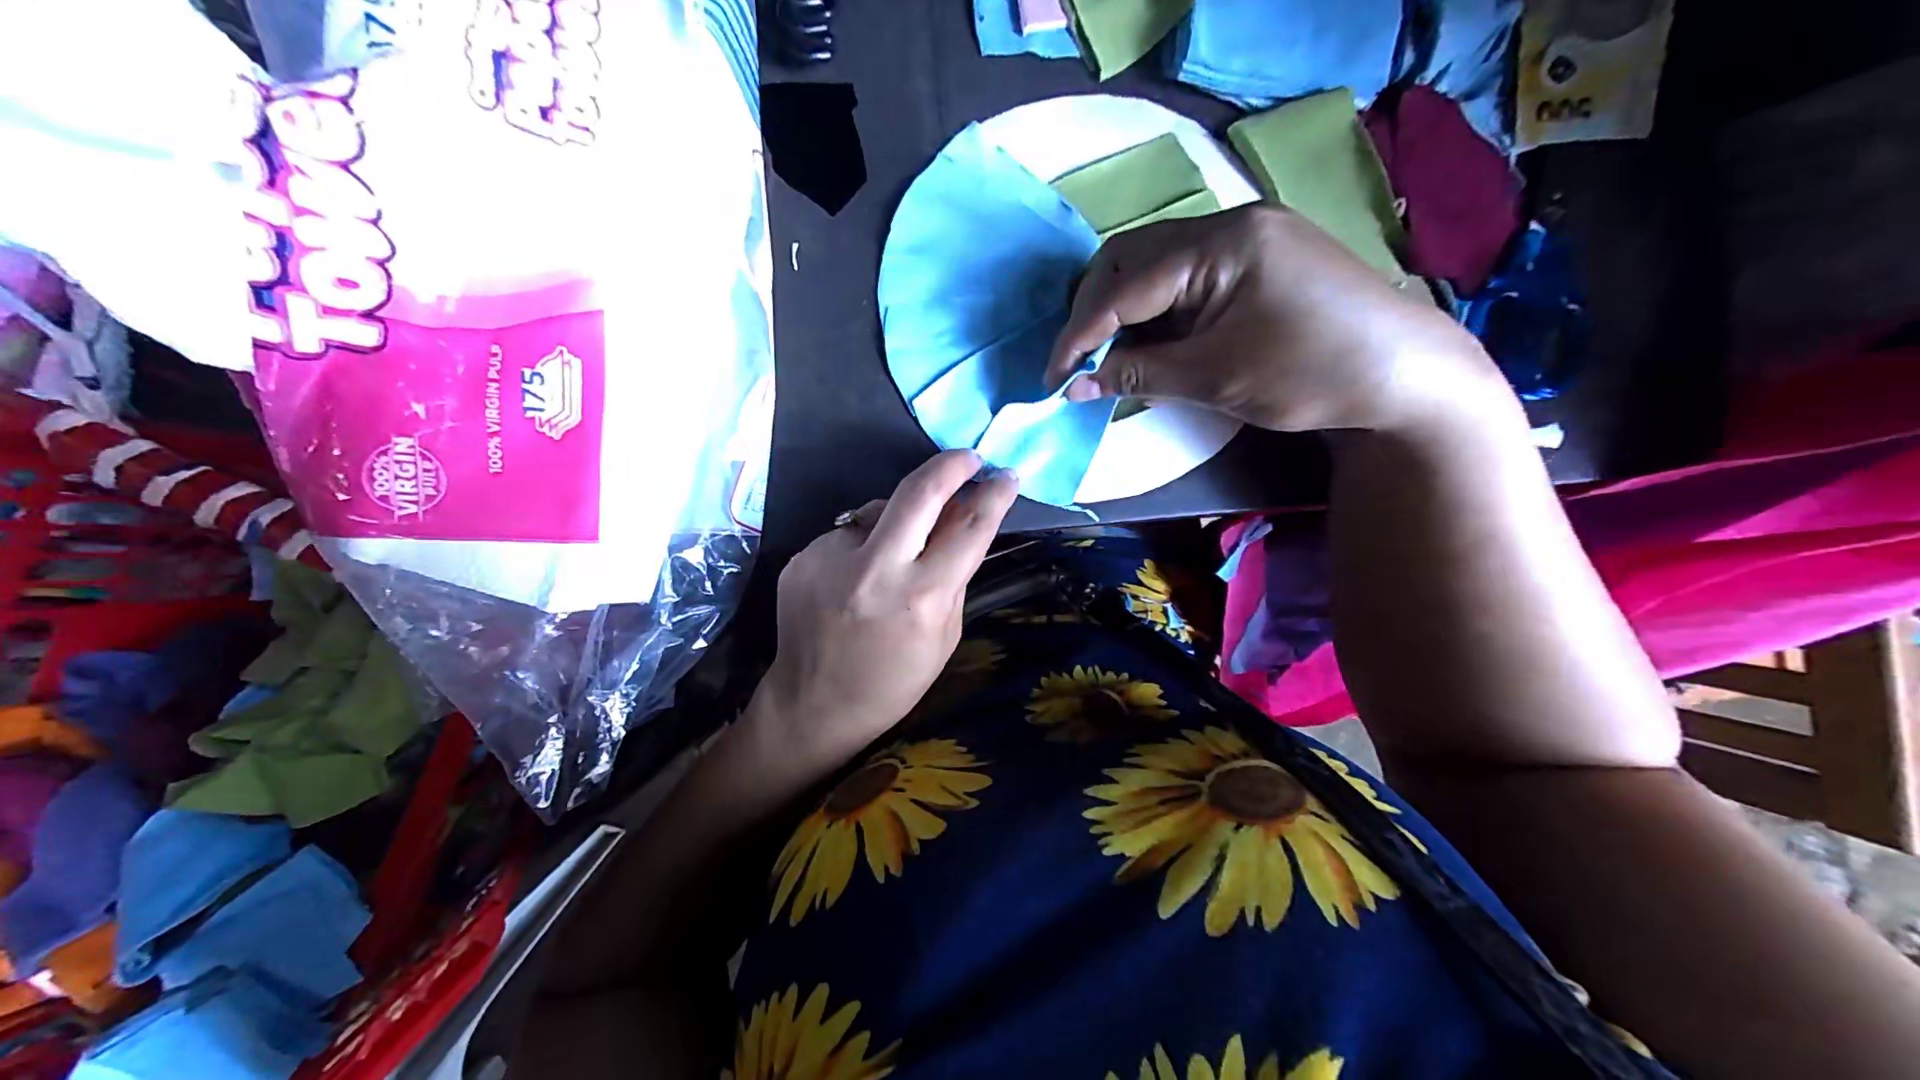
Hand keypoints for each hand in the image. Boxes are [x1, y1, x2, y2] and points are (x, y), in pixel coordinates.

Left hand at [752, 449, 1017, 768]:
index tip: (1005, 476)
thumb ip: (954, 574)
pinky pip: (848, 534)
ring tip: (895, 556)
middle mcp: (876, 570)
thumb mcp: (944, 635)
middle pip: (919, 491)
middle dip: (951, 466)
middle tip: (968, 458)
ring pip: (879, 509)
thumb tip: (965, 518)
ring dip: (900, 519)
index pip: (969, 528)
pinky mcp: (803, 556)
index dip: (994, 496)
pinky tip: (855, 578)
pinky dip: (862, 546)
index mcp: (921, 597)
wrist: (813, 703)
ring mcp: (831, 559)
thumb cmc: (894, 680)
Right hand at [1045, 203, 1510, 434]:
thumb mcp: (1215, 377)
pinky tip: (1146, 343)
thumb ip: (1139, 373)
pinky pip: (1184, 279)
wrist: (1406, 377)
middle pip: (1132, 259)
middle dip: (1094, 312)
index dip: (1081, 331)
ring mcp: (1244, 240)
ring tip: (1104, 356)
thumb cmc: (1310, 372)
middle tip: (1076, 362)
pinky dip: (1155, 313)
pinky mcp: (1253, 263)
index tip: (1052, 375)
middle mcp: (1228, 224)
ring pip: (1154, 267)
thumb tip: (1074, 385)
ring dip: (1122, 312)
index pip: (1126, 282)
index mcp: (1221, 241)